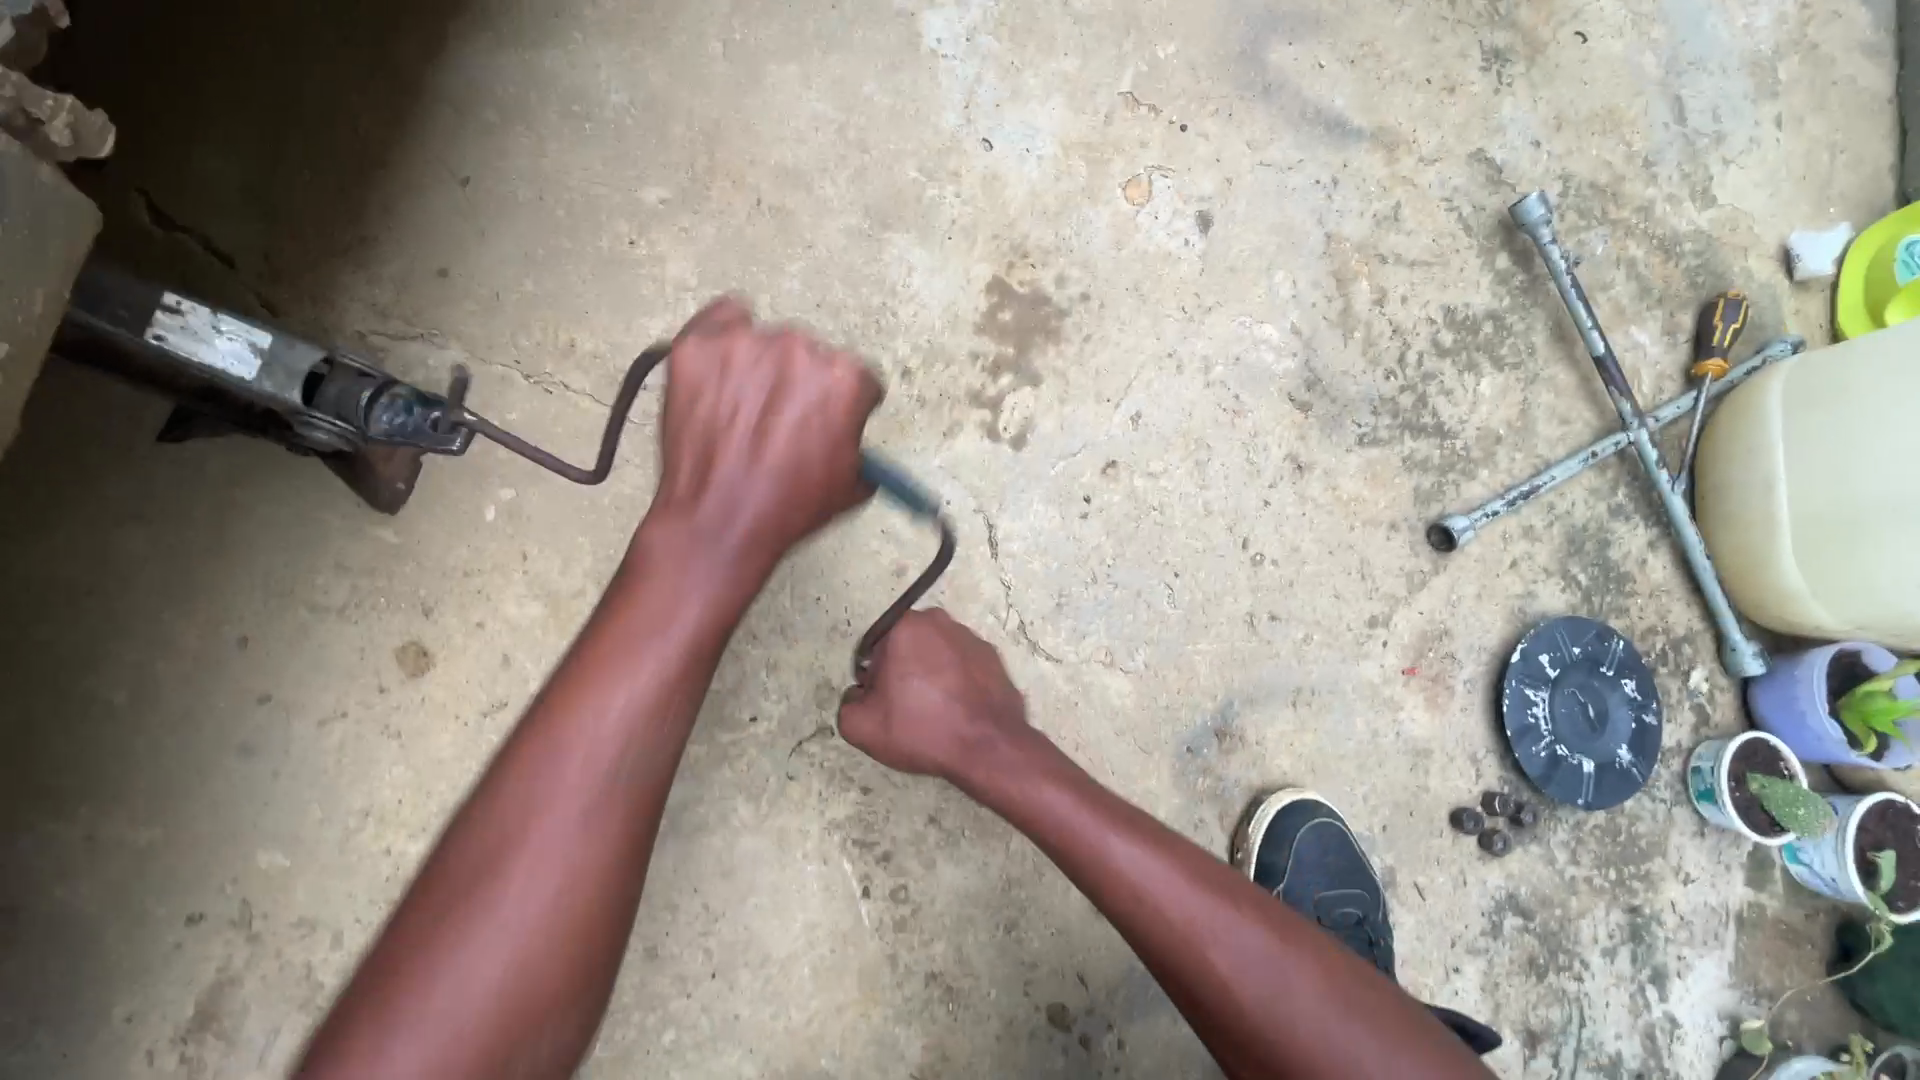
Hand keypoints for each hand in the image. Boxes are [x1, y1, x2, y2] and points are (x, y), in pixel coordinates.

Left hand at [643, 297, 882, 571]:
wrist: (719, 521)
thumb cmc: (784, 507)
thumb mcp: (851, 486)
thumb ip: (859, 446)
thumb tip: (847, 437)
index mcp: (846, 378)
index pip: (856, 377)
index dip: (843, 406)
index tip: (826, 422)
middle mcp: (801, 348)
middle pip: (811, 355)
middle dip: (801, 385)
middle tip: (780, 423)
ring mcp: (746, 343)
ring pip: (766, 340)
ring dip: (762, 367)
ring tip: (744, 410)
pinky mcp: (699, 345)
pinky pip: (722, 319)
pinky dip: (724, 338)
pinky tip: (722, 372)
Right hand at [838, 609, 1034, 783]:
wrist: (986, 746)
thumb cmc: (920, 729)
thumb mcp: (860, 726)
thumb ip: (848, 703)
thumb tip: (859, 694)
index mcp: (904, 626)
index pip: (875, 651)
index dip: (874, 680)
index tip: (886, 703)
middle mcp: (939, 622)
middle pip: (906, 649)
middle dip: (903, 674)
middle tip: (908, 710)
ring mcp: (971, 638)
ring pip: (936, 656)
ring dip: (931, 677)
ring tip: (936, 713)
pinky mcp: (993, 657)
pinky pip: (963, 668)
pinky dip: (958, 684)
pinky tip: (958, 711)